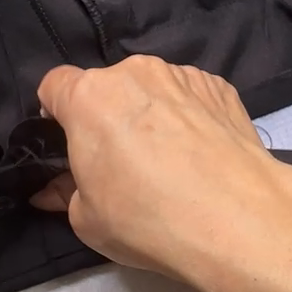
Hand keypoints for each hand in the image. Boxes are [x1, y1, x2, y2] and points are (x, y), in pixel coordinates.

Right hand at [33, 56, 291, 291]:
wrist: (239, 218)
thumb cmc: (148, 219)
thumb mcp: (87, 219)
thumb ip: (64, 191)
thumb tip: (51, 188)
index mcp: (90, 96)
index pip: (55, 85)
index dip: (56, 114)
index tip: (68, 144)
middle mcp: (135, 71)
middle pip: (107, 86)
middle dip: (107, 115)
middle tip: (121, 161)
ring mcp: (183, 74)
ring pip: (152, 88)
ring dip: (150, 112)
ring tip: (170, 158)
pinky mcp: (221, 86)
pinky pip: (190, 95)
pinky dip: (188, 115)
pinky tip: (201, 153)